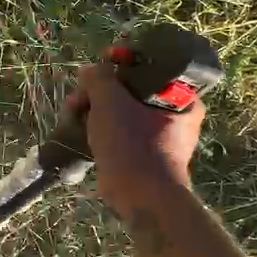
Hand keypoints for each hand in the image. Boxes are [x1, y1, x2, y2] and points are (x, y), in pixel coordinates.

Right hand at [65, 60, 204, 222]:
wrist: (140, 194)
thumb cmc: (132, 143)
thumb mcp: (111, 101)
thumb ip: (99, 78)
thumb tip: (90, 70)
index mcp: (182, 99)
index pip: (150, 67)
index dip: (121, 62)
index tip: (99, 66)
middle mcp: (176, 114)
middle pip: (131, 88)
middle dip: (99, 90)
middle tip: (79, 99)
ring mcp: (160, 135)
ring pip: (122, 108)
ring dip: (96, 107)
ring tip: (74, 114)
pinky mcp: (145, 152)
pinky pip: (121, 128)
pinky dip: (102, 125)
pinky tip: (83, 128)